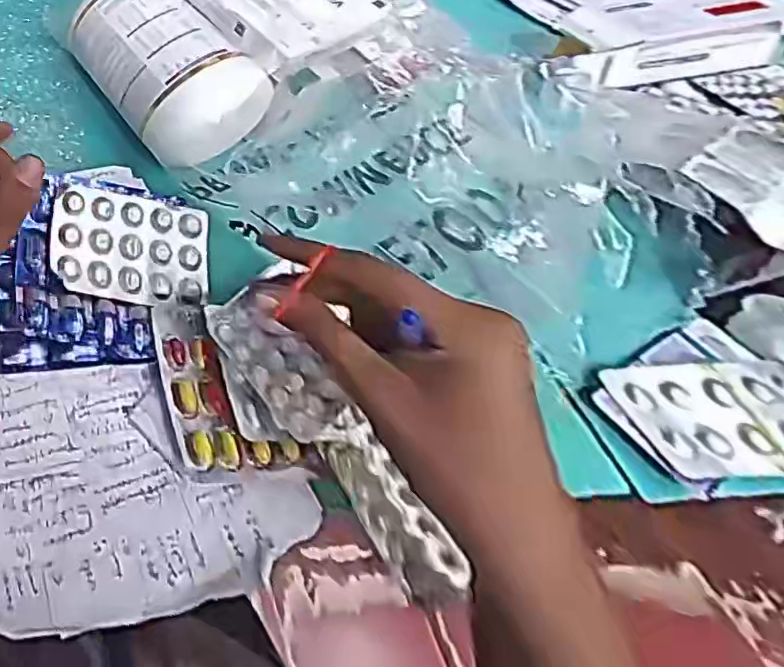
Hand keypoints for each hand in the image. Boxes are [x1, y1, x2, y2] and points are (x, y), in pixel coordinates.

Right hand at [253, 233, 566, 561]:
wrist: (515, 539)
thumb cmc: (450, 465)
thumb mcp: (378, 393)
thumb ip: (323, 334)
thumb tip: (271, 296)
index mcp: (465, 320)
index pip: (374, 273)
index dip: (314, 257)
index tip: (268, 245)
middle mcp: (476, 319)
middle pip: (382, 291)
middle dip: (325, 292)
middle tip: (270, 295)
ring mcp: (476, 341)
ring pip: (390, 313)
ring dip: (342, 317)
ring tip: (294, 320)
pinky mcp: (469, 362)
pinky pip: (404, 334)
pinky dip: (366, 338)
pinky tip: (334, 344)